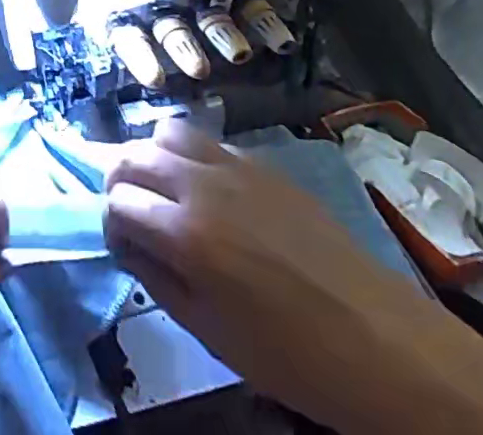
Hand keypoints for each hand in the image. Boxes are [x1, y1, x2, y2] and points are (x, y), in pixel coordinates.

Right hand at [104, 120, 482, 434]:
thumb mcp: (205, 328)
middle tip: (129, 211)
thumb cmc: (285, 351)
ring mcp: (239, 166)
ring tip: (162, 190)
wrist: (374, 334)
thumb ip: (155, 274)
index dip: (109, 221)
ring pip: (172, 131)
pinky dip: (192, 154)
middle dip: (119, 178)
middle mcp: (205, 183)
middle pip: (136, 153)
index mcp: (186, 231)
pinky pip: (212, 141)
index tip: (120, 242)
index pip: (117, 200)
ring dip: (153, 155)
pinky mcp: (267, 164)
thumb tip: (126, 240)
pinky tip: (206, 188)